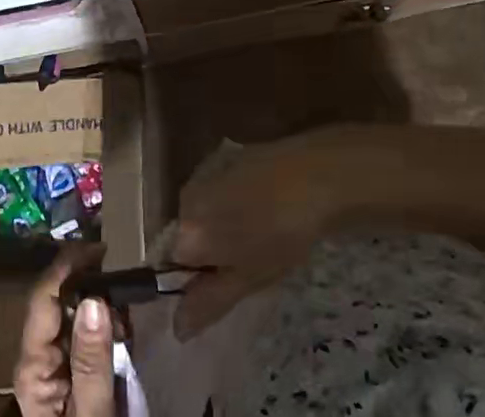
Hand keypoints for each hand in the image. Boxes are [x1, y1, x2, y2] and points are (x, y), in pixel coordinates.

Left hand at [15, 244, 116, 416]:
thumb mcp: (91, 413)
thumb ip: (92, 362)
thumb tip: (93, 299)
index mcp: (32, 365)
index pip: (42, 299)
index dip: (65, 266)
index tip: (98, 248)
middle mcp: (37, 357)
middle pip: (58, 302)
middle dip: (89, 285)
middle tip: (123, 285)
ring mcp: (53, 363)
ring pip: (73, 314)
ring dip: (99, 305)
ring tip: (126, 313)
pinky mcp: (70, 372)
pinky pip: (84, 334)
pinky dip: (104, 325)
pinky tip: (123, 331)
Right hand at [171, 128, 363, 339]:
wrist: (312, 176)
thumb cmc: (282, 236)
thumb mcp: (249, 279)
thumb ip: (209, 302)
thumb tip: (176, 328)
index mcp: (186, 233)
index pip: (172, 264)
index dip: (198, 276)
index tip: (228, 279)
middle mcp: (184, 199)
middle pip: (186, 233)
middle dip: (209, 247)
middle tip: (248, 257)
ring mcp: (202, 173)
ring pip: (202, 210)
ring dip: (221, 222)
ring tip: (259, 228)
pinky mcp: (220, 156)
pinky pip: (216, 187)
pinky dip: (230, 198)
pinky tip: (261, 201)